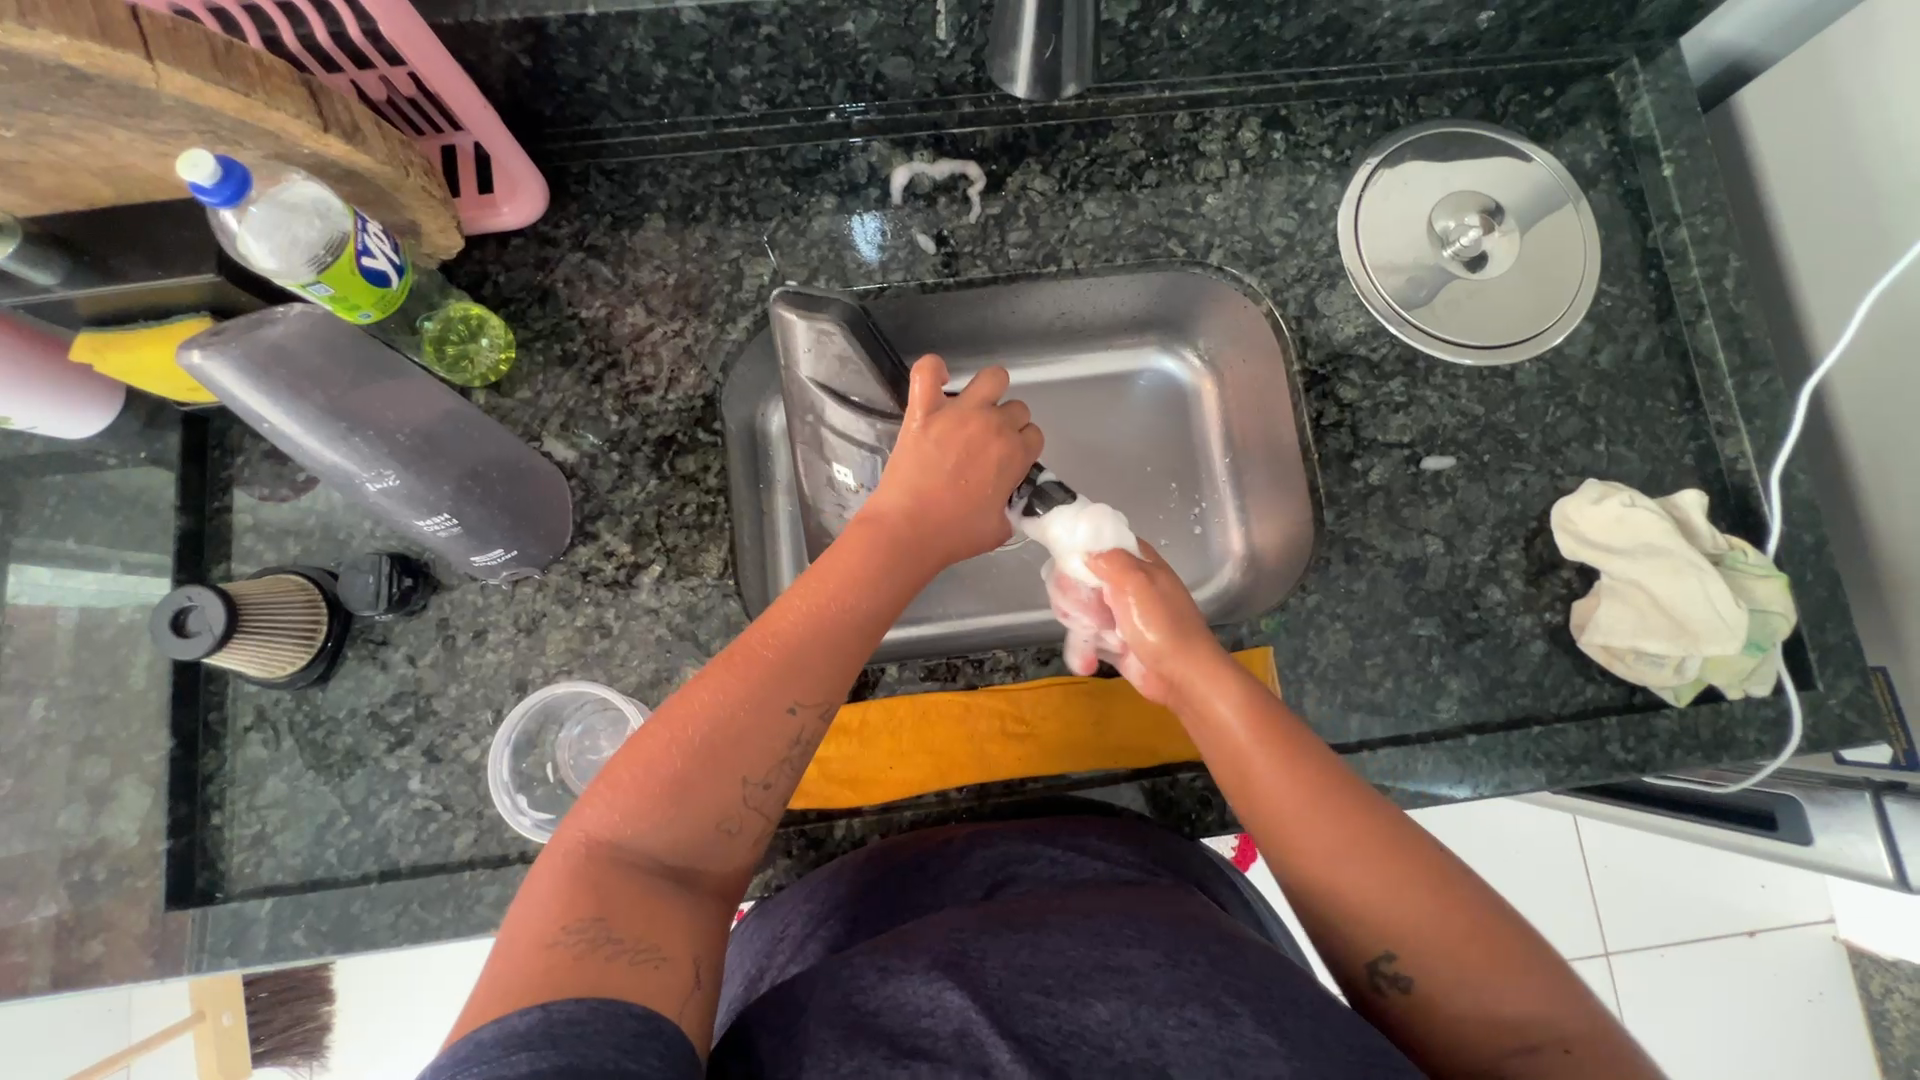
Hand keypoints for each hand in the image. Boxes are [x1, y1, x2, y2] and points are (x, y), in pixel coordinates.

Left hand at [860, 355, 1043, 571]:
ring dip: (989, 390)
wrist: (908, 530)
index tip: (1007, 461)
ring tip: (974, 409)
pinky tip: (938, 384)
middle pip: (1017, 407)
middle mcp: (992, 425)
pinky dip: (934, 370)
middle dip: (1007, 423)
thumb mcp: (1000, 528)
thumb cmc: (954, 534)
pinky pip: (928, 370)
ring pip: (992, 377)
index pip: (1034, 435)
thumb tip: (1006, 502)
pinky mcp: (923, 410)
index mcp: (1015, 453)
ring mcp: (957, 413)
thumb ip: (1011, 507)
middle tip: (986, 444)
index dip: (1022, 447)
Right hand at [1085, 541, 1229, 706]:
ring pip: (1077, 604)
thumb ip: (1109, 559)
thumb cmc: (1163, 626)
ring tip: (1094, 634)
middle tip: (1088, 609)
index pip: (1097, 542)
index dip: (1079, 551)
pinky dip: (1082, 644)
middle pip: (1079, 574)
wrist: (1182, 678)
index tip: (1069, 567)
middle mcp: (1124, 582)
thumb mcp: (1138, 583)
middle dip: (1075, 594)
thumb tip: (1083, 550)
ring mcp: (1116, 611)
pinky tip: (1089, 656)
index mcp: (1136, 561)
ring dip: (1078, 621)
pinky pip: (1082, 632)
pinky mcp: (1109, 638)